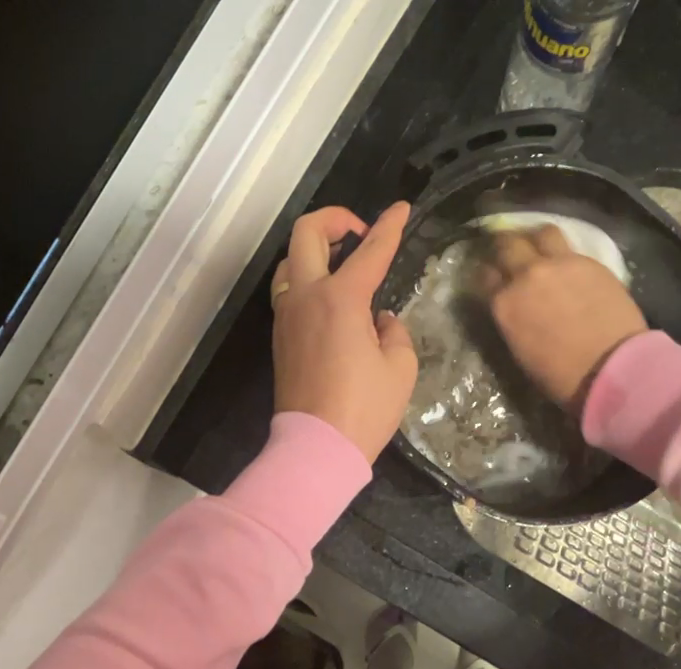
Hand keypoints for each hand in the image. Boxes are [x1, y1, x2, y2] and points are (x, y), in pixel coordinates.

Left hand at [270, 203, 417, 462]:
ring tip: (342, 266)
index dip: (389, 226)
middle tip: (358, 233)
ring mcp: (287, 317)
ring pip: (290, 262)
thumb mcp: (400, 369)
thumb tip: (379, 320)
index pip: (370, 251)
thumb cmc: (364, 410)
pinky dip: (308, 282)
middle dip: (334, 220)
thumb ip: (394, 332)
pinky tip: (331, 301)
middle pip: (306, 233)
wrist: (317, 448)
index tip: (401, 209)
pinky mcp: (280, 339)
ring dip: (314, 252)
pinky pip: (288, 293)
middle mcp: (307, 297)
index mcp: (341, 299)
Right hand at [486, 225, 648, 411]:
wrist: (610, 368)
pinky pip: (570, 246)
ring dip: (537, 239)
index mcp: (504, 304)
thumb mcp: (520, 351)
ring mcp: (560, 263)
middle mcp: (526, 275)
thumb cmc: (561, 376)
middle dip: (503, 246)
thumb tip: (514, 308)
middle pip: (507, 244)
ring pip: (542, 232)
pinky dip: (564, 252)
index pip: (483, 276)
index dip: (484, 274)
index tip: (489, 276)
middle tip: (508, 252)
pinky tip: (568, 264)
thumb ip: (512, 320)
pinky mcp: (590, 261)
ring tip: (540, 248)